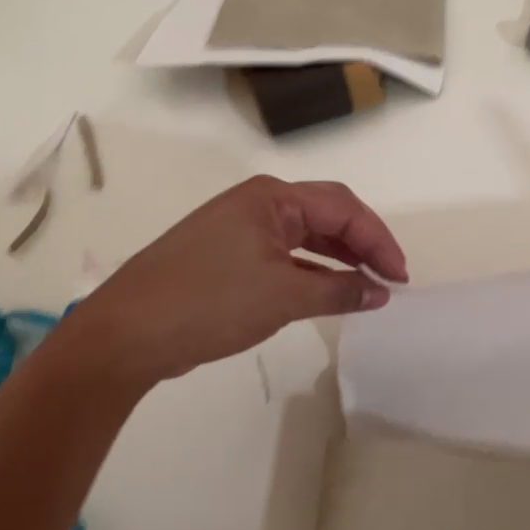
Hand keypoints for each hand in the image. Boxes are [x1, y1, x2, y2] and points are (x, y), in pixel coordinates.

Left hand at [56, 175, 408, 384]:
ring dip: (338, 259)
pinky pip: (283, 255)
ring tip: (367, 286)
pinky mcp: (226, 256)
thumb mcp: (284, 297)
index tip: (400, 278)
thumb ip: (339, 291)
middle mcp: (256, 204)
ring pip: (305, 236)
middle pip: (326, 214)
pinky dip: (311, 272)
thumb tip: (380, 292)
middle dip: (363, 243)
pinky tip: (326, 293)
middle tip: (390, 279)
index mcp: (271, 197)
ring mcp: (238, 229)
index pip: (343, 208)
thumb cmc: (210, 302)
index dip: (378, 240)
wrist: (128, 332)